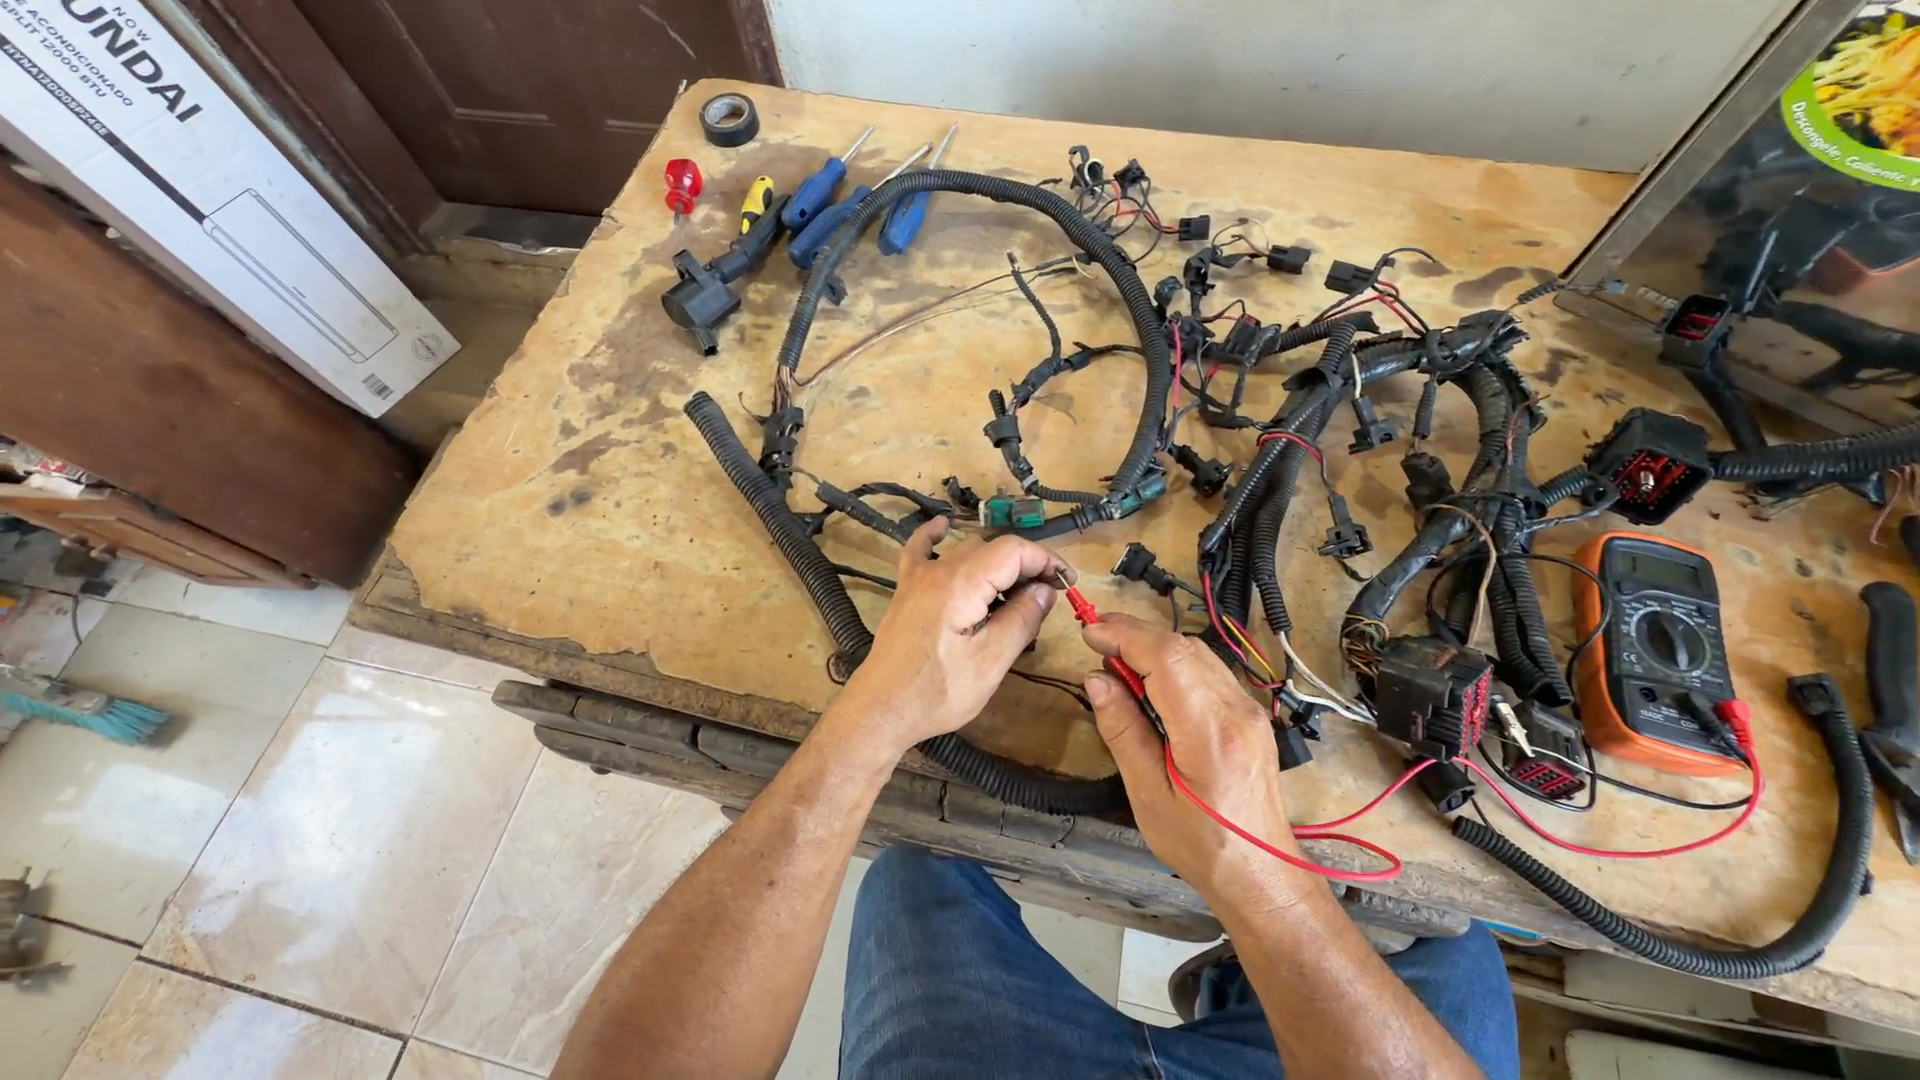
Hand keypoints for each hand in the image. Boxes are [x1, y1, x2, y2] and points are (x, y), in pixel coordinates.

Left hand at [822, 518, 1071, 759]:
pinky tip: (943, 526)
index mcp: (962, 583)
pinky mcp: (906, 592)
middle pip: (992, 549)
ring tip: (1016, 595)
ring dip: (996, 564)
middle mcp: (938, 570)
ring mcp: (918, 578)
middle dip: (1026, 566)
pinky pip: (920, 551)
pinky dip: (935, 537)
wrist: (882, 710)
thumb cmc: (938, 692)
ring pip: (965, 551)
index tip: (1067, 582)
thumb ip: (1021, 619)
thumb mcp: (991, 662)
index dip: (1046, 560)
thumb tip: (1045, 590)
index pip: (1013, 550)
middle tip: (1047, 598)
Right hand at [1081, 614, 1320, 914]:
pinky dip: (1174, 661)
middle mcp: (1236, 710)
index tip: (1089, 633)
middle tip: (1094, 636)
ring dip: (1154, 644)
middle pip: (1183, 647)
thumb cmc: (1200, 844)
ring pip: (1198, 653)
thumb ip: (1123, 731)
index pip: (1167, 659)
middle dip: (1135, 633)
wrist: (1261, 872)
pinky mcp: (1251, 715)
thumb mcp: (1147, 795)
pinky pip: (1209, 670)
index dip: (1125, 636)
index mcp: (1209, 733)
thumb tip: (1096, 679)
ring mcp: (1249, 710)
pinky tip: (1149, 676)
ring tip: (1114, 652)